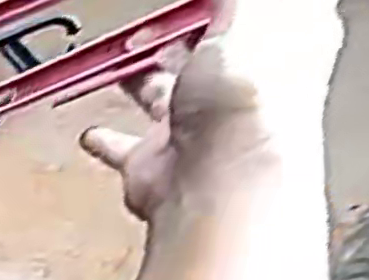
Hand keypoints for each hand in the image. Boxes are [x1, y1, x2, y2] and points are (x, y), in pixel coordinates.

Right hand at [79, 0, 341, 219]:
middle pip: (203, 49)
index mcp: (277, 39)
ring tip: (121, 66)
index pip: (251, 9)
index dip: (219, 3)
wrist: (215, 174)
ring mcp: (191, 124)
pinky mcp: (151, 159)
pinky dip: (103, 140)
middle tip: (150, 26)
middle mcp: (235, 83)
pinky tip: (91, 134)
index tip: (192, 3)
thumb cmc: (249, 97)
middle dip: (177, 34)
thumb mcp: (249, 15)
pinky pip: (121, 146)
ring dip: (139, 79)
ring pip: (160, 92)